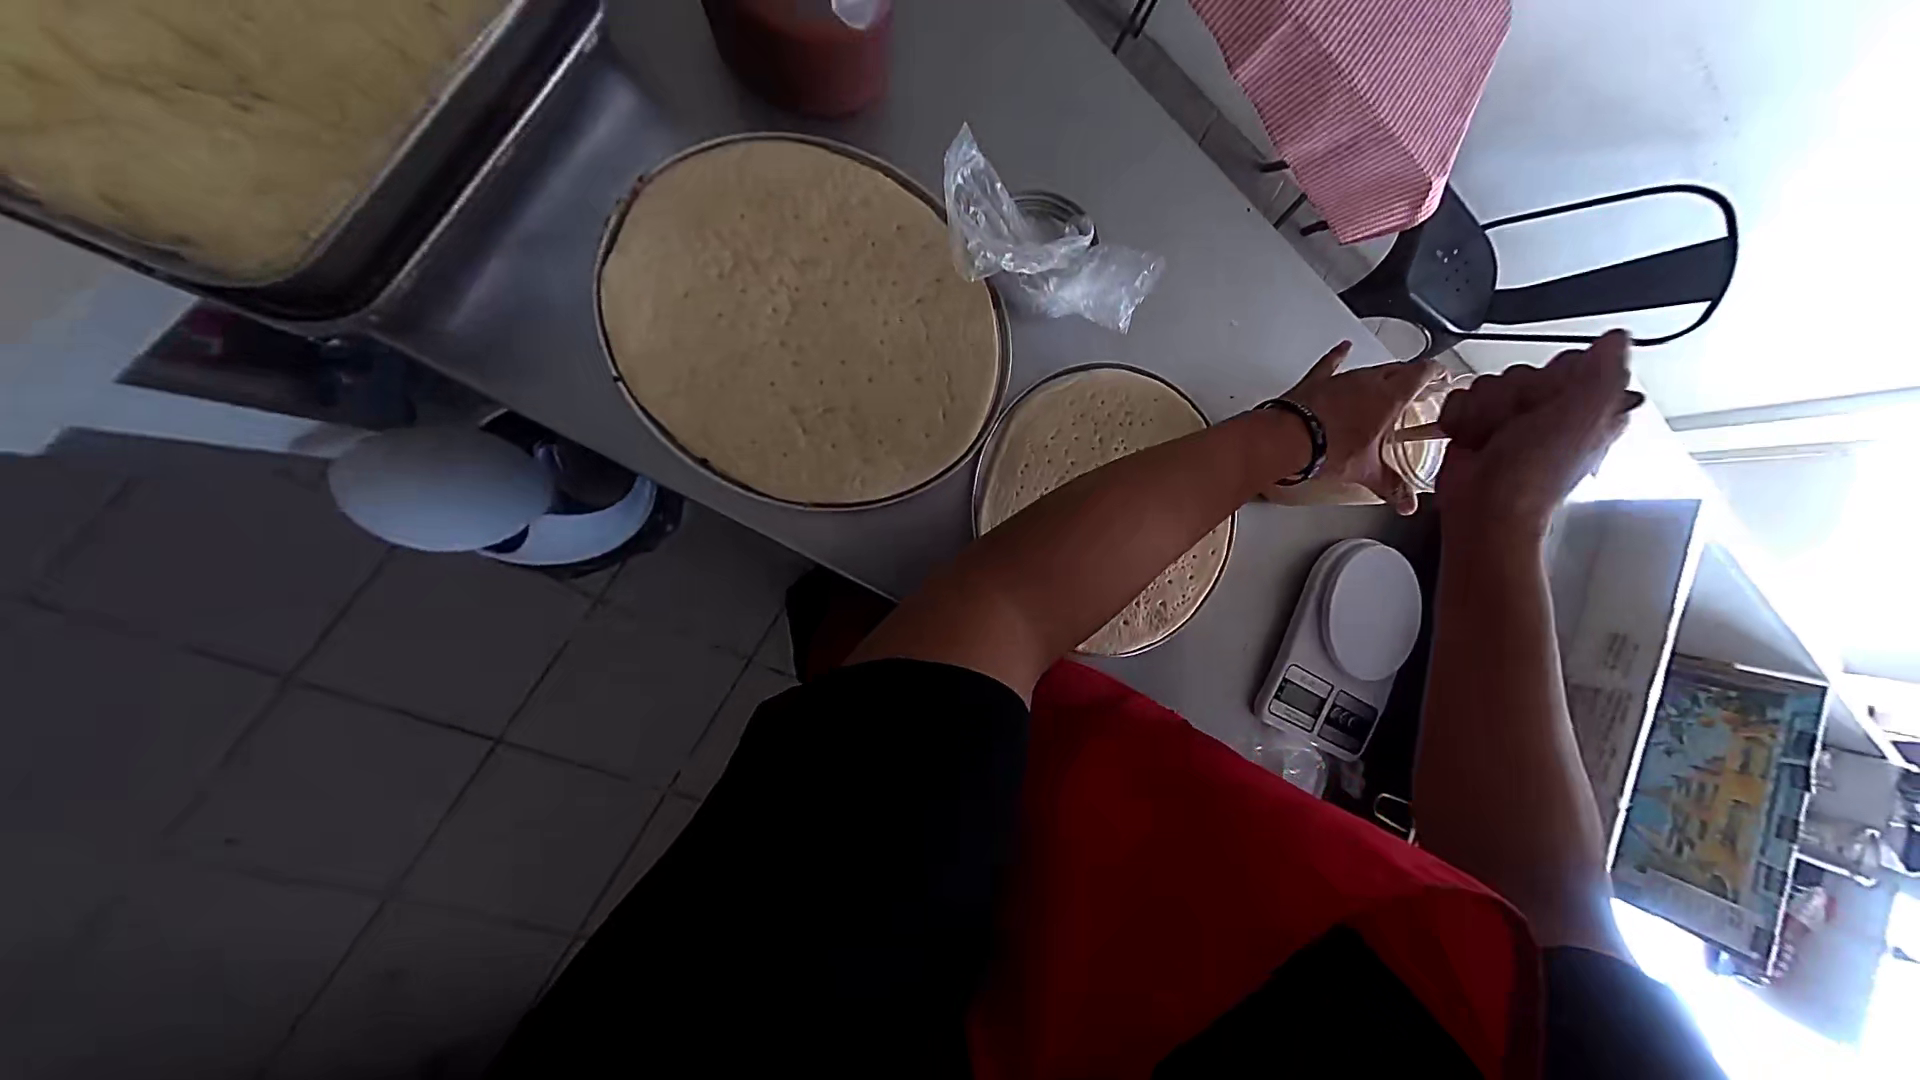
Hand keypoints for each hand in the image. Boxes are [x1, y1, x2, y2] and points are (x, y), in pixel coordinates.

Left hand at [1275, 341, 1440, 514]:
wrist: (1286, 440)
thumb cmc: (1328, 450)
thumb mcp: (1366, 471)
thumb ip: (1391, 486)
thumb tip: (1406, 504)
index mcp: (1389, 397)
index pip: (1423, 373)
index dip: (1436, 373)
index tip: (1443, 377)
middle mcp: (1367, 381)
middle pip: (1397, 370)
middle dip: (1410, 376)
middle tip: (1418, 386)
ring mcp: (1340, 380)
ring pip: (1367, 369)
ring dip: (1378, 375)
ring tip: (1387, 380)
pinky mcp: (1315, 383)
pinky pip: (1329, 365)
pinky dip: (1337, 357)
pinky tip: (1342, 348)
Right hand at [1435, 330, 1645, 538]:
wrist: (1482, 505)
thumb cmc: (1534, 474)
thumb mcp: (1584, 417)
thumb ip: (1606, 372)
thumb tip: (1615, 338)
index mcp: (1588, 404)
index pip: (1568, 361)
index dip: (1554, 379)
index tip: (1552, 405)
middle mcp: (1550, 409)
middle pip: (1523, 371)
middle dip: (1512, 399)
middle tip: (1517, 429)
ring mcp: (1509, 418)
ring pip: (1488, 384)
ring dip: (1483, 412)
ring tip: (1491, 439)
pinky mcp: (1474, 425)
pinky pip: (1460, 399)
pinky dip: (1459, 419)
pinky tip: (1470, 440)